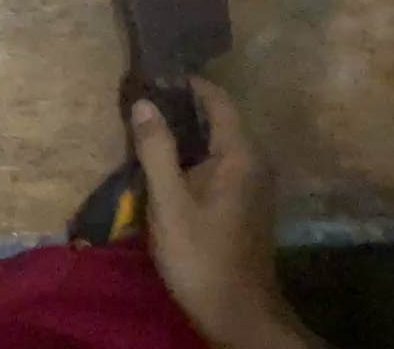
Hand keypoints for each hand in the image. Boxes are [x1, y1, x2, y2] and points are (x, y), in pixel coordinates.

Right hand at [132, 79, 321, 348]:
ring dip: (183, 131)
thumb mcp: (169, 202)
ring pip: (215, 139)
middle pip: (216, 116)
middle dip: (179, 106)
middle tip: (140, 103)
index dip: (185, 83)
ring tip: (145, 128)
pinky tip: (164, 163)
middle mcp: (253, 158)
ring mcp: (252, 180)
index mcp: (240, 152)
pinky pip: (217, 160)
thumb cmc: (201, 256)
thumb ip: (156, 149)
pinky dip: (192, 153)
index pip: (216, 97)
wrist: (239, 317)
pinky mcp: (244, 199)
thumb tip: (144, 101)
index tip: (150, 77)